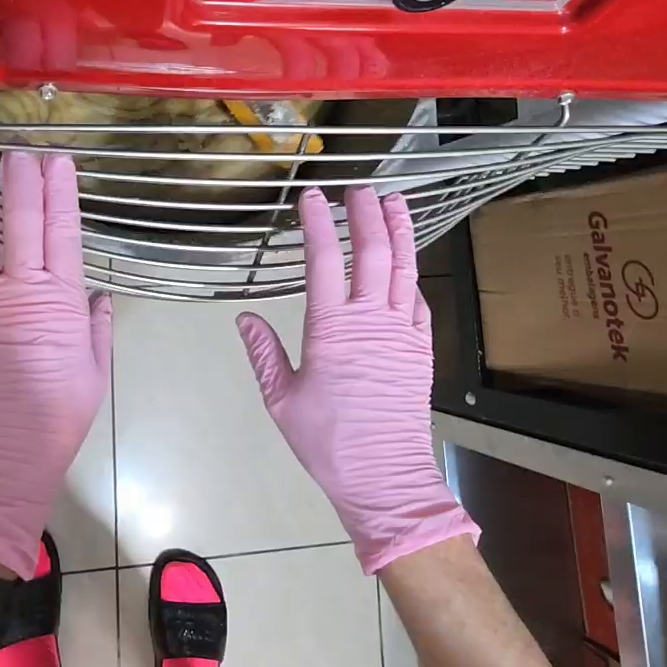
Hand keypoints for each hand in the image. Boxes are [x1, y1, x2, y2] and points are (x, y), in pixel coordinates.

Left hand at [0, 149, 112, 578]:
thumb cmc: (53, 422)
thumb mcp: (94, 374)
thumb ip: (95, 327)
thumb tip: (96, 293)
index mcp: (60, 303)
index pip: (63, 233)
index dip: (61, 193)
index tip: (59, 162)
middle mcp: (18, 292)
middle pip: (21, 222)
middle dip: (20, 180)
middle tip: (19, 147)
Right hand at [235, 186, 479, 573]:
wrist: (384, 478)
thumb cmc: (327, 441)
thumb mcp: (281, 399)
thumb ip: (263, 353)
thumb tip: (244, 316)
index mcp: (331, 328)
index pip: (324, 260)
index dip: (318, 222)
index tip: (312, 195)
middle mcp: (370, 319)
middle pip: (372, 251)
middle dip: (365, 213)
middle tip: (357, 188)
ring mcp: (402, 331)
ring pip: (404, 268)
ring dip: (399, 230)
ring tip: (395, 201)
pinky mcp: (422, 348)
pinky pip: (420, 300)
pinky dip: (413, 274)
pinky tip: (407, 262)